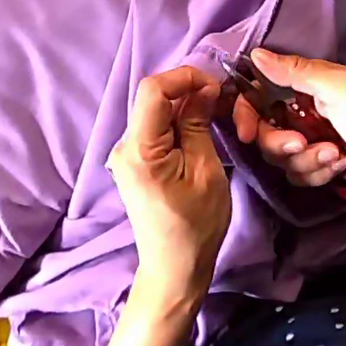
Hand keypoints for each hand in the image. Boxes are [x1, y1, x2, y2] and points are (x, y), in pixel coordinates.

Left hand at [107, 66, 232, 304]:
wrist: (174, 268)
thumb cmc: (196, 225)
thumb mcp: (206, 170)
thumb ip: (198, 123)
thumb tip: (204, 88)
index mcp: (139, 150)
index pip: (153, 90)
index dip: (184, 77)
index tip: (215, 86)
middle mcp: (124, 146)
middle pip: (152, 98)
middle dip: (187, 90)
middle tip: (221, 98)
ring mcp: (125, 154)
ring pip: (154, 111)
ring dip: (183, 105)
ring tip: (214, 110)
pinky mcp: (133, 161)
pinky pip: (154, 128)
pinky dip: (176, 120)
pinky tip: (198, 126)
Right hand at [230, 49, 345, 199]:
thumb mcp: (340, 87)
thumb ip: (296, 71)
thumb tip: (255, 54)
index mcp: (303, 85)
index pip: (255, 95)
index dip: (245, 113)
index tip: (246, 132)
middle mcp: (299, 111)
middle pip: (262, 131)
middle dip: (279, 143)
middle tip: (300, 144)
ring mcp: (308, 140)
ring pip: (279, 157)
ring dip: (305, 159)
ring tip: (335, 155)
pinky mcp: (317, 166)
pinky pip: (296, 175)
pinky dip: (317, 172)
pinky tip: (340, 165)